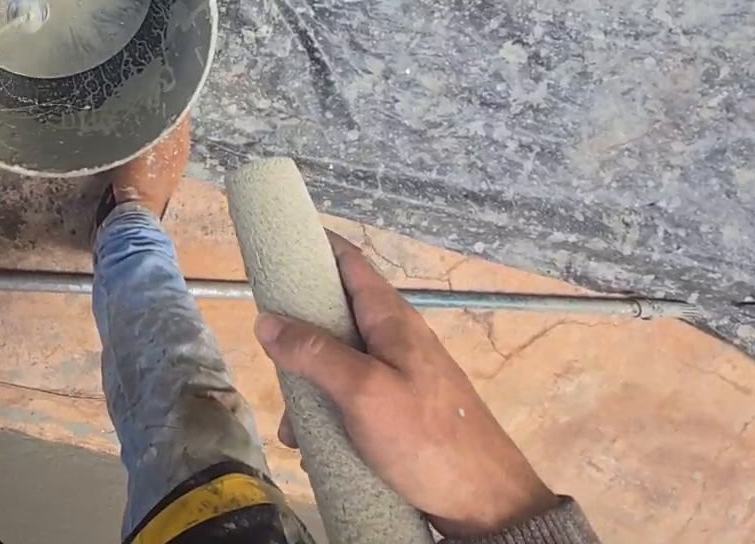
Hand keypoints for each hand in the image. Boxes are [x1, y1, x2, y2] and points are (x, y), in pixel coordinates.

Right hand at [253, 233, 556, 537]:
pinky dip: (325, 413)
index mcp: (389, 317)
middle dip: (296, 328)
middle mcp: (392, 336)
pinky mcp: (397, 408)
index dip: (311, 244)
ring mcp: (396, 373)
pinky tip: (312, 444)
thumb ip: (314, 353)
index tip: (274, 247)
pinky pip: (349, 396)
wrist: (489, 510)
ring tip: (291, 425)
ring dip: (307, 384)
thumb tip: (264, 322)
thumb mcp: (363, 391)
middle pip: (333, 310)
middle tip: (270, 347)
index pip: (347, 259)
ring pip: (336, 360)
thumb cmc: (428, 438)